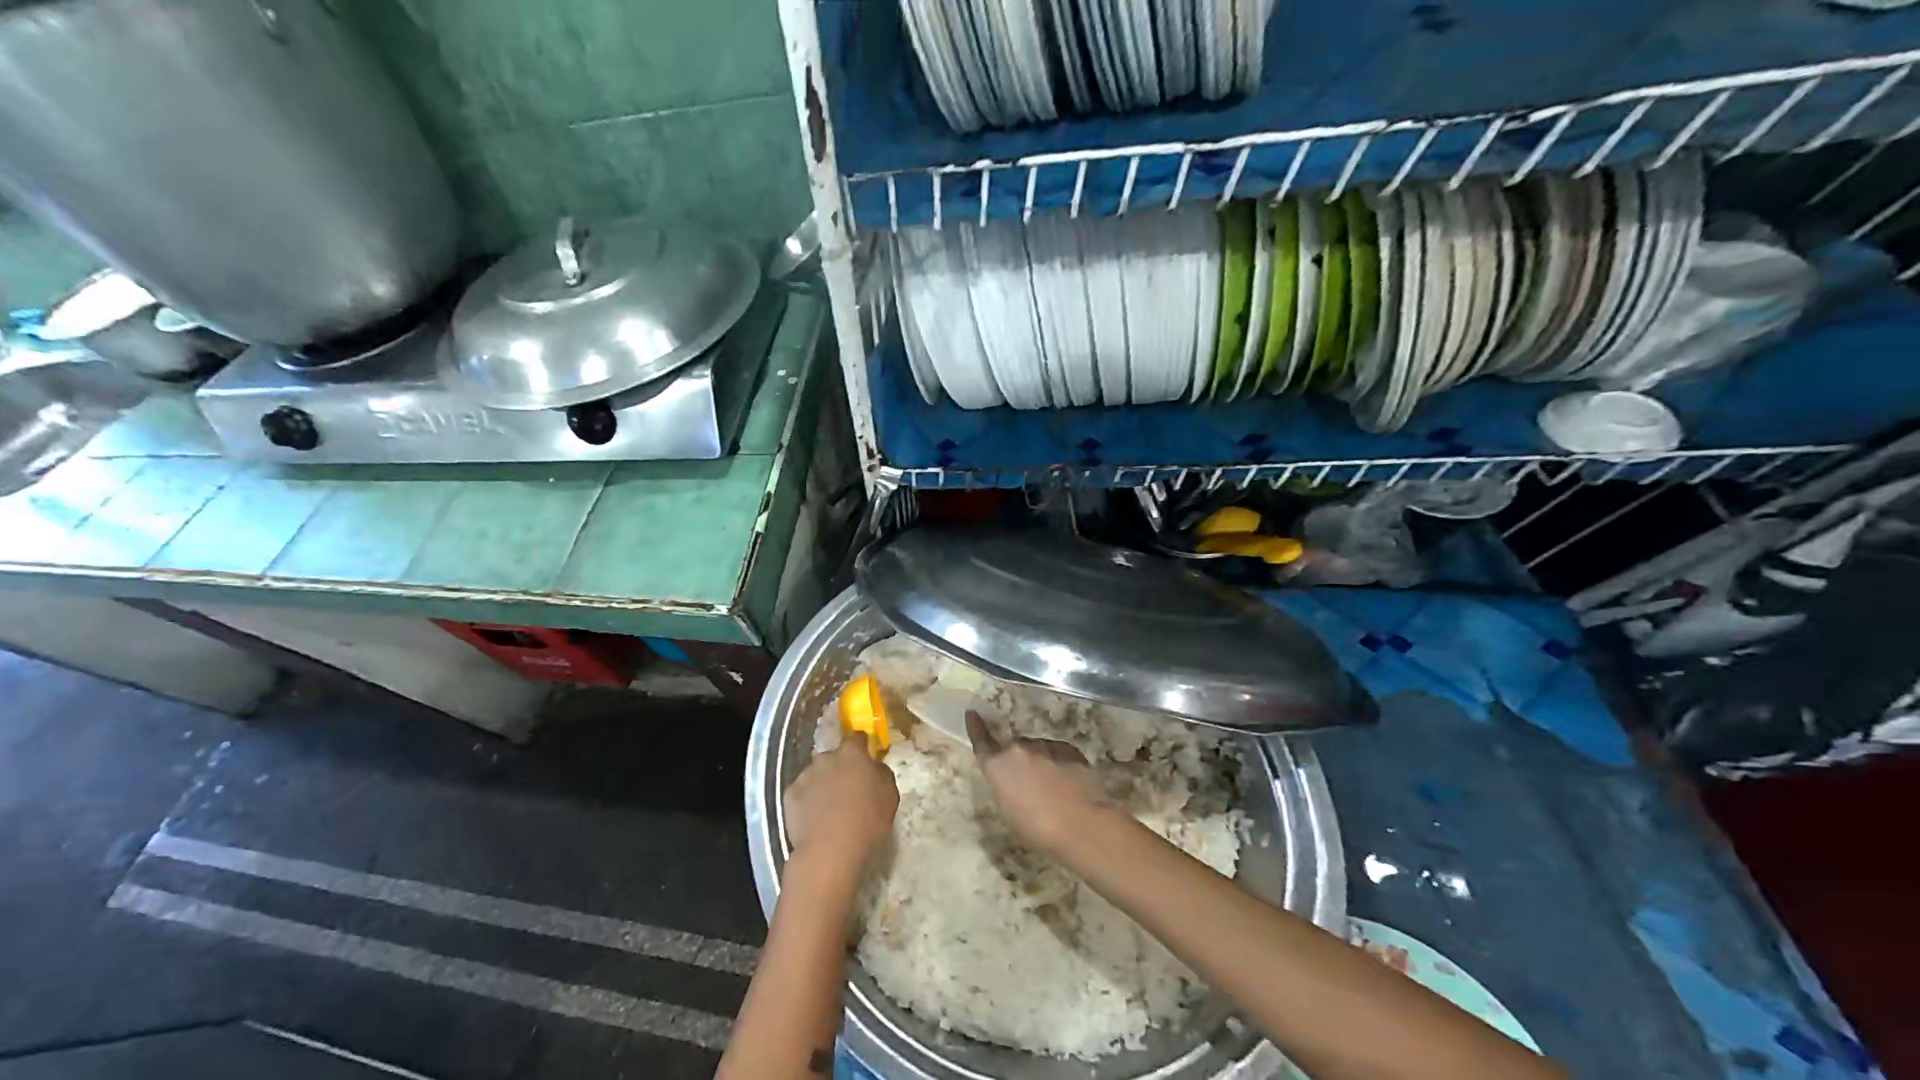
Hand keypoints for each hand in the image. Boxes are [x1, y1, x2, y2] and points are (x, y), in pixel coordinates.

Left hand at [784, 740, 898, 875]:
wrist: (830, 851)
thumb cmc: (868, 822)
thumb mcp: (890, 795)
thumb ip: (882, 773)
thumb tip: (874, 766)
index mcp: (853, 754)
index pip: (857, 737)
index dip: (861, 746)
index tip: (865, 757)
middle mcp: (826, 758)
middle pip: (834, 757)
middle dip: (840, 767)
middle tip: (847, 789)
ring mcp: (805, 775)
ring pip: (816, 774)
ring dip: (822, 783)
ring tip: (828, 807)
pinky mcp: (789, 794)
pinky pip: (801, 792)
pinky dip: (807, 800)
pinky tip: (813, 817)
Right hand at [966, 710, 1105, 855]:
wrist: (1081, 825)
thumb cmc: (1038, 830)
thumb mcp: (1009, 812)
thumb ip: (1006, 786)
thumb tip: (1014, 780)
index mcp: (998, 766)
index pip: (982, 742)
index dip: (976, 728)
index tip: (972, 713)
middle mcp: (1018, 749)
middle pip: (1014, 749)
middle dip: (1019, 762)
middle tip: (1030, 786)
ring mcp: (1045, 745)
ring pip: (1038, 751)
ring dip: (1041, 763)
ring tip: (1054, 790)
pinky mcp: (1068, 748)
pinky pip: (1058, 753)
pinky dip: (1059, 764)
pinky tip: (1070, 784)